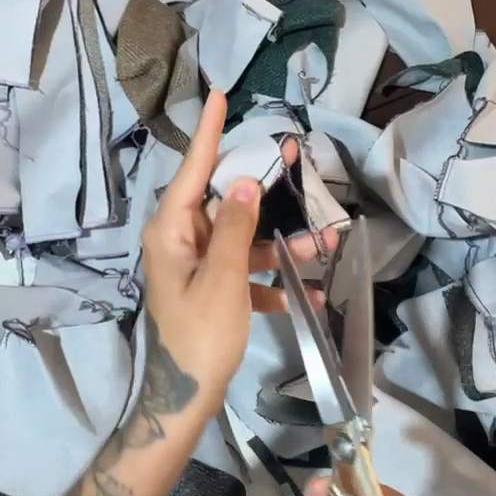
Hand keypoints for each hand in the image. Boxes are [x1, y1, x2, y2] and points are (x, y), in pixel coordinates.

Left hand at [140, 91, 333, 405]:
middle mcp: (180, 239)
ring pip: (242, 239)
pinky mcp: (211, 289)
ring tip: (323, 242)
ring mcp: (196, 265)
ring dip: (280, 243)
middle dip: (263, 188)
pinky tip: (305, 289)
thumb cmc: (198, 335)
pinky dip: (271, 279)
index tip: (219, 95)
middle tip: (294, 158)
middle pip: (225, 201)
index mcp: (171, 230)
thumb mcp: (221, 279)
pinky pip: (244, 272)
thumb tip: (245, 183)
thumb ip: (234, 229)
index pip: (193, 169)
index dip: (208, 131)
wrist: (184, 401)